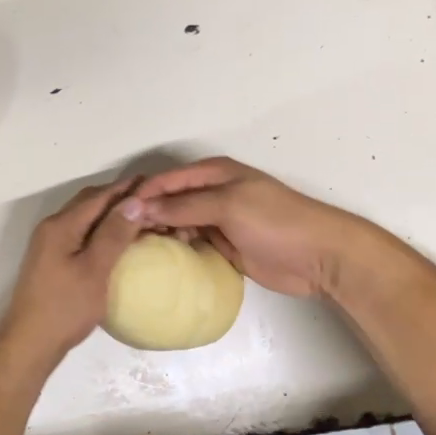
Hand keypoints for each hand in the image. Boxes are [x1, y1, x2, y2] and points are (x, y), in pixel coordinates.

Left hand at [0, 180, 145, 357]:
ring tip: (140, 217)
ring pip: (84, 218)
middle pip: (89, 203)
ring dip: (110, 214)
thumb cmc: (65, 307)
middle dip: (119, 198)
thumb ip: (113, 234)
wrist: (31, 341)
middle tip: (152, 200)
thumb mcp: (95, 270)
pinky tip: (118, 241)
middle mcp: (52, 228)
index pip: (99, 196)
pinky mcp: (52, 260)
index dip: (127, 188)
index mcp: (61, 225)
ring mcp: (49, 244)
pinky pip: (80, 233)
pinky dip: (101, 230)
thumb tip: (134, 201)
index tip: (155, 183)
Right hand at [129, 157, 371, 297]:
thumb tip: (138, 208)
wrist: (320, 257)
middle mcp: (211, 193)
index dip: (140, 195)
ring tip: (133, 253)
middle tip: (120, 240)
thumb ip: (182, 206)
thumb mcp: (228, 206)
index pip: (164, 180)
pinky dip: (173, 249)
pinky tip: (155, 261)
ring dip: (158, 234)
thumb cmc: (277, 222)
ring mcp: (216, 220)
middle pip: (166, 200)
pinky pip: (189, 243)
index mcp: (213, 173)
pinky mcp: (222, 245)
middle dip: (144, 215)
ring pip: (175, 222)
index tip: (115, 217)